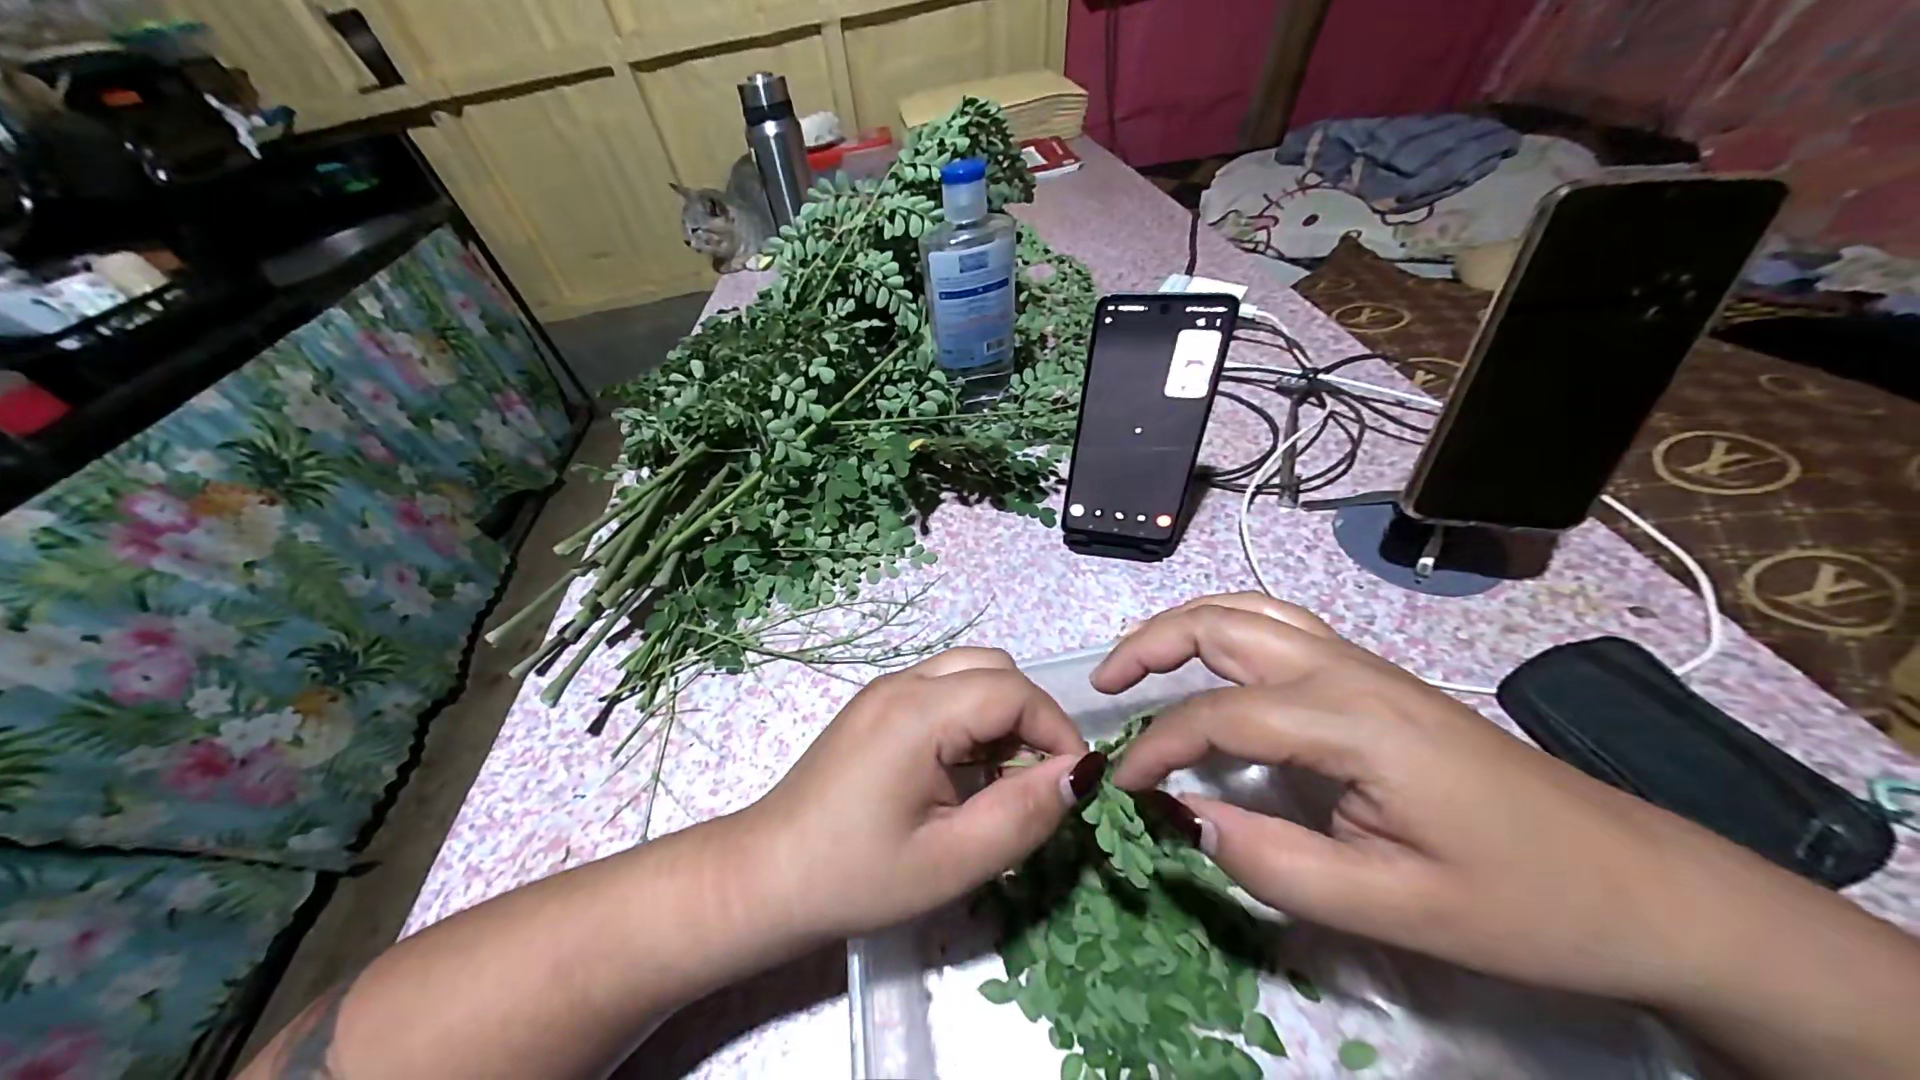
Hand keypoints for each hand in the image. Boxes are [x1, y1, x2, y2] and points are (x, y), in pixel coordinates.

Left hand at [739, 647, 1102, 940]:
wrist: (767, 878)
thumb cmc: (857, 876)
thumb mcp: (953, 860)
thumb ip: (1024, 813)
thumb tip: (1079, 773)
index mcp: (918, 712)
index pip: (1015, 692)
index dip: (1057, 730)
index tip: (1071, 784)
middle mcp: (902, 683)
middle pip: (995, 669)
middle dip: (1031, 717)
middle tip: (1036, 779)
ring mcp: (885, 690)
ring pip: (971, 673)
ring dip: (1002, 715)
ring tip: (1000, 778)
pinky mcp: (877, 706)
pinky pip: (944, 689)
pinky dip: (972, 718)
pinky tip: (964, 771)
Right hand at [1096, 593, 1849, 1005]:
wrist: (1642, 883)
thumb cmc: (1522, 903)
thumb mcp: (1389, 908)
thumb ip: (1270, 862)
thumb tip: (1178, 815)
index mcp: (1351, 720)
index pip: (1217, 715)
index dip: (1155, 749)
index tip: (1117, 788)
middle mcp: (1348, 669)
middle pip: (1224, 623)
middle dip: (1150, 642)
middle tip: (1104, 684)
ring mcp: (1363, 663)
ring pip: (1250, 610)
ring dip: (1185, 625)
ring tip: (1140, 662)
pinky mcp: (1373, 676)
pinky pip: (1279, 626)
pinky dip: (1224, 629)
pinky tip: (1213, 666)